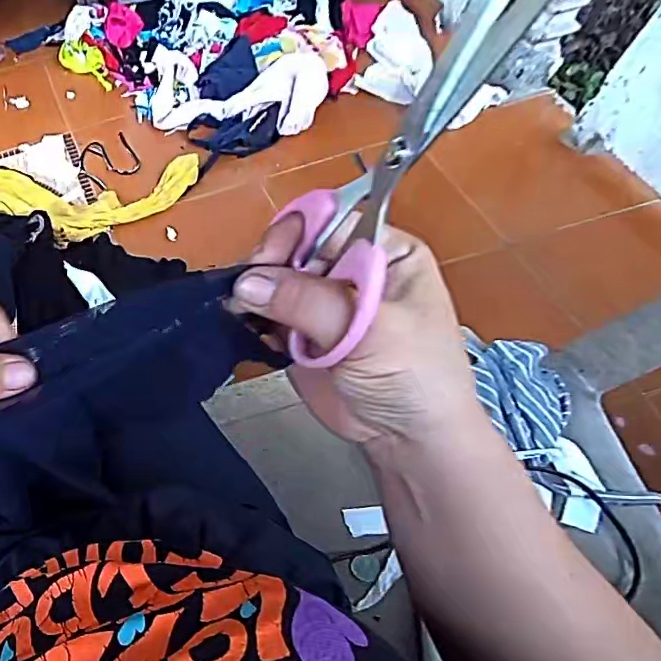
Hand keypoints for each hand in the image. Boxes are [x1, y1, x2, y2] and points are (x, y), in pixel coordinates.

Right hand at [228, 215, 481, 444]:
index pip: (330, 221)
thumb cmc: (416, 377)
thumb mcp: (372, 331)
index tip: (270, 258)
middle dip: (270, 265)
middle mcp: (350, 272)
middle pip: (296, 248)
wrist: (408, 438)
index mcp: (384, 253)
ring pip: (276, 281)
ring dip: (255, 294)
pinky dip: (252, 320)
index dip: (297, 233)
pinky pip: (267, 316)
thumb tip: (249, 282)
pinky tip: (247, 327)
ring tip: (244, 312)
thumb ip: (310, 302)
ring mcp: (322, 305)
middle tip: (249, 290)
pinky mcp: (300, 336)